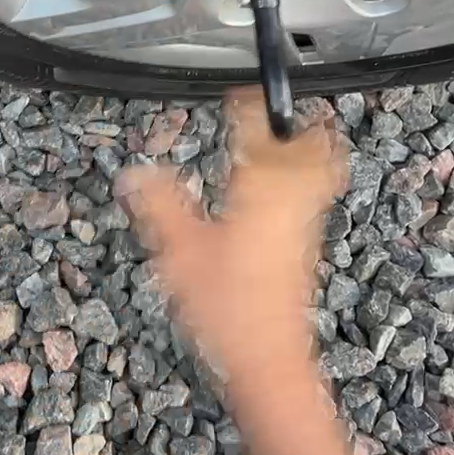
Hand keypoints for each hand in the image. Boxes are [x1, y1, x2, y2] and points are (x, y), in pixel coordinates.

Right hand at [121, 88, 347, 378]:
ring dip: (308, 150)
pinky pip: (312, 199)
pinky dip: (304, 179)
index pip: (259, 136)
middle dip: (302, 125)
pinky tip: (282, 188)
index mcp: (257, 194)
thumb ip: (159, 205)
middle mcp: (288, 205)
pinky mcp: (304, 247)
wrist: (268, 359)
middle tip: (286, 108)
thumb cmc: (228, 309)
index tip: (240, 95)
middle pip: (310, 151)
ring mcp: (302, 227)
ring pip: (318, 174)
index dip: (250, 109)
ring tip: (294, 136)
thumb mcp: (178, 251)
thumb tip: (135, 173)